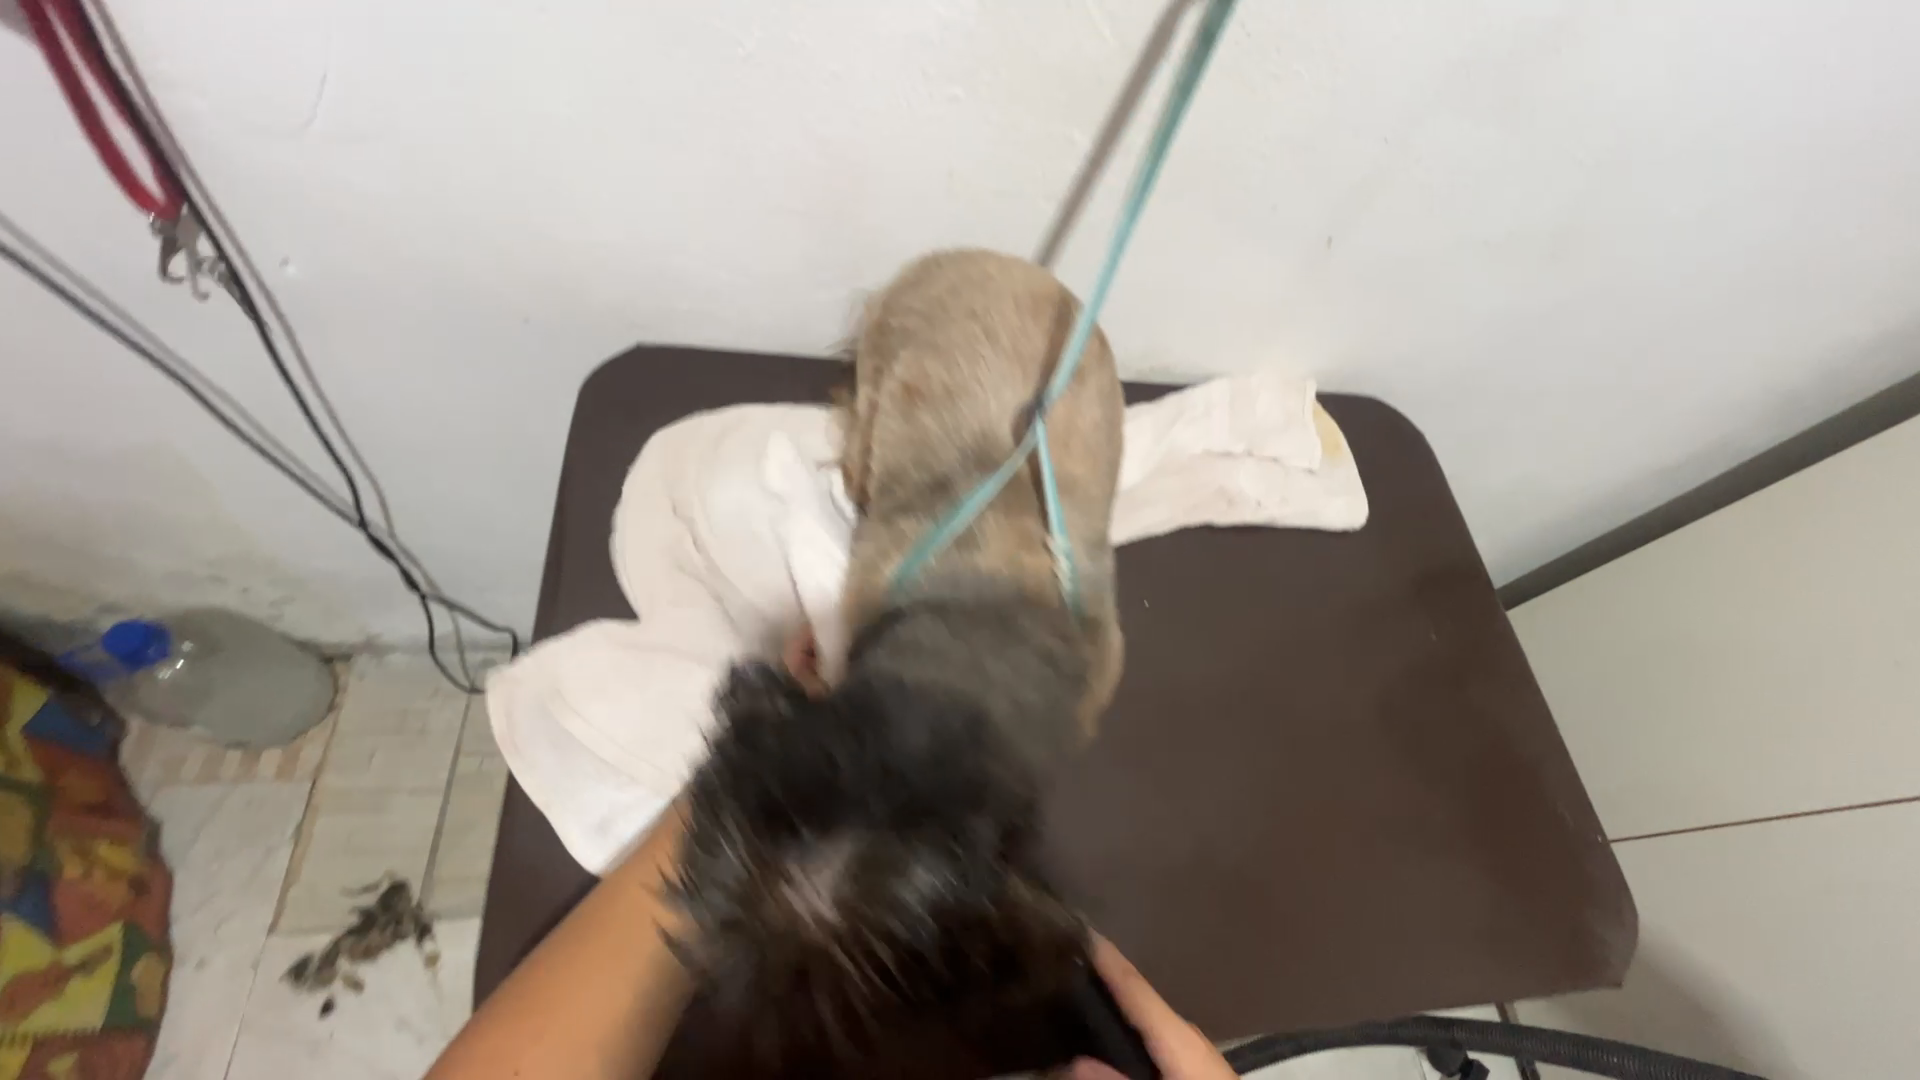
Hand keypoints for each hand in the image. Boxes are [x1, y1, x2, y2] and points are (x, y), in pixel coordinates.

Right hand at [1071, 937, 1236, 1079]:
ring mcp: (1196, 1054)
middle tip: (1064, 964)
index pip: (1134, 984)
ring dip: (1119, 1006)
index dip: (1105, 957)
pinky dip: (1134, 1031)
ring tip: (1079, 995)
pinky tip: (1115, 1042)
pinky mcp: (1198, 1071)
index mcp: (1178, 1037)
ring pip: (1148, 1020)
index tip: (1077, 927)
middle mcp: (1187, 1035)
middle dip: (1104, 979)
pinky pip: (1157, 1041)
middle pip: (1138, 997)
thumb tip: (1073, 1061)